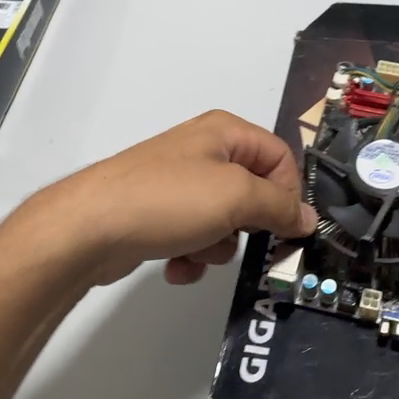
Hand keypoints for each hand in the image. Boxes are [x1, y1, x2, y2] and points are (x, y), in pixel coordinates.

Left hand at [33, 110, 316, 286]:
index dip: (288, 193)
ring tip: (194, 251)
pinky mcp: (160, 214)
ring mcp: (179, 184)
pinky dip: (192, 255)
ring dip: (216, 246)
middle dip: (247, 225)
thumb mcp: (235, 197)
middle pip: (253, 192)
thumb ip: (279, 207)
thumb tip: (309, 219)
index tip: (287, 229)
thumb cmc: (168, 200)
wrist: (89, 229)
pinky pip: (195, 236)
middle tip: (238, 240)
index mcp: (226, 132)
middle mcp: (205, 151)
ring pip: (225, 221)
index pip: (280, 158)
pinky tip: (175, 266)